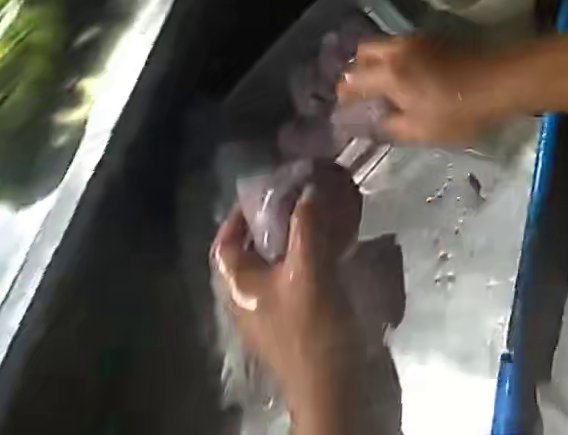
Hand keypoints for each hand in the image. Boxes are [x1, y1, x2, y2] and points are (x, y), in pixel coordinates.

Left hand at [211, 161, 364, 422]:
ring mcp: (279, 309)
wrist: (338, 382)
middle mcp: (254, 298)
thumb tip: (308, 186)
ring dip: (301, 234)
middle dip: (277, 219)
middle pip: (256, 249)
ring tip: (325, 209)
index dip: (238, 215)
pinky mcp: (305, 316)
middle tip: (303, 192)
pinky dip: (318, 252)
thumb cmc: (313, 325)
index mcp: (241, 288)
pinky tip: (341, 239)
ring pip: (283, 260)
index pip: (225, 245)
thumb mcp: (309, 267)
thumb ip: (307, 224)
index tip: (266, 188)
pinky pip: (305, 273)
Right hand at [340, 37, 516, 145]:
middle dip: (355, 69)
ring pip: (384, 44)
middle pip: (363, 51)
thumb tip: (371, 124)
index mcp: (389, 72)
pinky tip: (406, 76)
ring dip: (376, 61)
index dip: (343, 95)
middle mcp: (398, 49)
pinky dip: (395, 57)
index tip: (343, 109)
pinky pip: (403, 44)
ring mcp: (418, 39)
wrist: (502, 79)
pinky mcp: (436, 38)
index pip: (351, 79)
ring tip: (383, 86)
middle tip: (359, 92)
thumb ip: (391, 126)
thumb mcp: (422, 131)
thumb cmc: (461, 110)